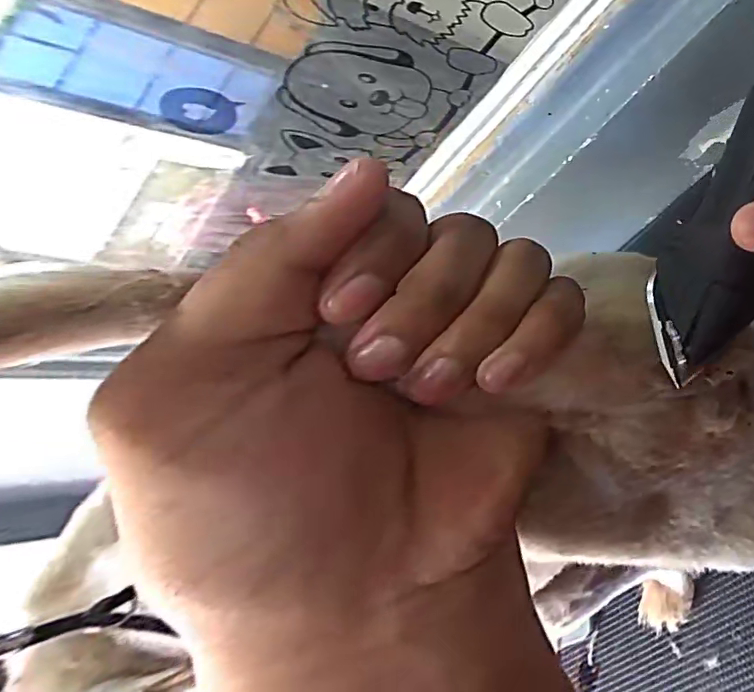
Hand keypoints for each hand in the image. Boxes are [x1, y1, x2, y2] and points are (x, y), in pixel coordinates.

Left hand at [88, 161, 581, 688]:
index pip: (385, 207)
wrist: (363, 587)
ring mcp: (482, 321)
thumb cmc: (252, 502)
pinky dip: (538, 335)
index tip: (342, 314)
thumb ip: (265, 267)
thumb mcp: (187, 390)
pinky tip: (501, 385)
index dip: (377, 247)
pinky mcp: (537, 351)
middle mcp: (412, 292)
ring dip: (483, 322)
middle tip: (383, 373)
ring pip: (522, 257)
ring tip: (440, 391)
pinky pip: (566, 299)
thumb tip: (369, 165)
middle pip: (462, 230)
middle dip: (428, 301)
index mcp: (324, 290)